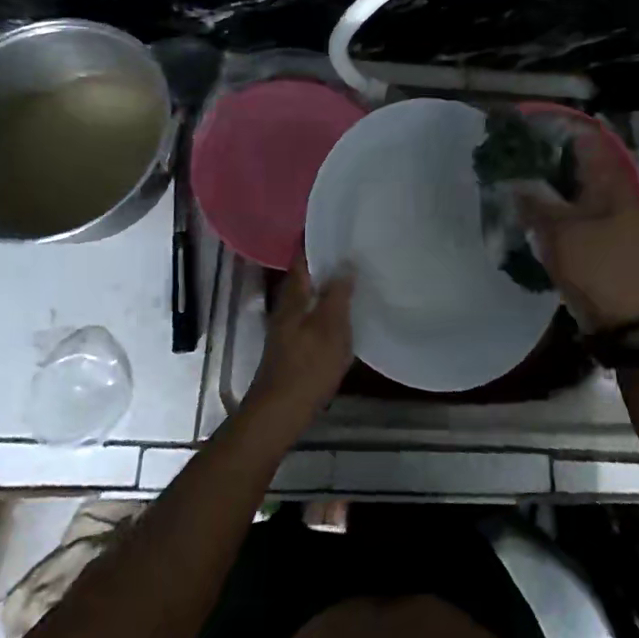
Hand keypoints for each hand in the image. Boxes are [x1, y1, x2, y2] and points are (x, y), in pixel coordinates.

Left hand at [242, 256, 354, 436]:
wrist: (280, 410)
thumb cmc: (307, 367)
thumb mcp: (330, 328)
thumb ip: (337, 295)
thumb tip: (345, 262)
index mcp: (293, 295)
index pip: (302, 256)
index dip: (317, 240)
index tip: (340, 227)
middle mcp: (288, 305)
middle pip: (307, 276)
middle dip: (328, 262)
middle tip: (357, 251)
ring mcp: (289, 325)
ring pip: (311, 296)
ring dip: (330, 286)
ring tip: (358, 278)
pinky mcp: (295, 344)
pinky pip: (315, 315)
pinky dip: (330, 309)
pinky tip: (348, 315)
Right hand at [518, 127, 638, 330]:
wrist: (623, 316)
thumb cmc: (596, 265)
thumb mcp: (559, 228)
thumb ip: (532, 198)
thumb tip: (508, 175)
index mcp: (609, 179)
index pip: (581, 136)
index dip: (550, 126)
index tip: (517, 124)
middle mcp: (607, 188)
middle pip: (570, 158)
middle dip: (538, 152)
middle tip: (503, 150)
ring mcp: (599, 210)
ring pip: (564, 181)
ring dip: (538, 176)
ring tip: (504, 172)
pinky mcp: (588, 230)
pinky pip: (563, 203)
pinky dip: (542, 199)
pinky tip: (517, 201)